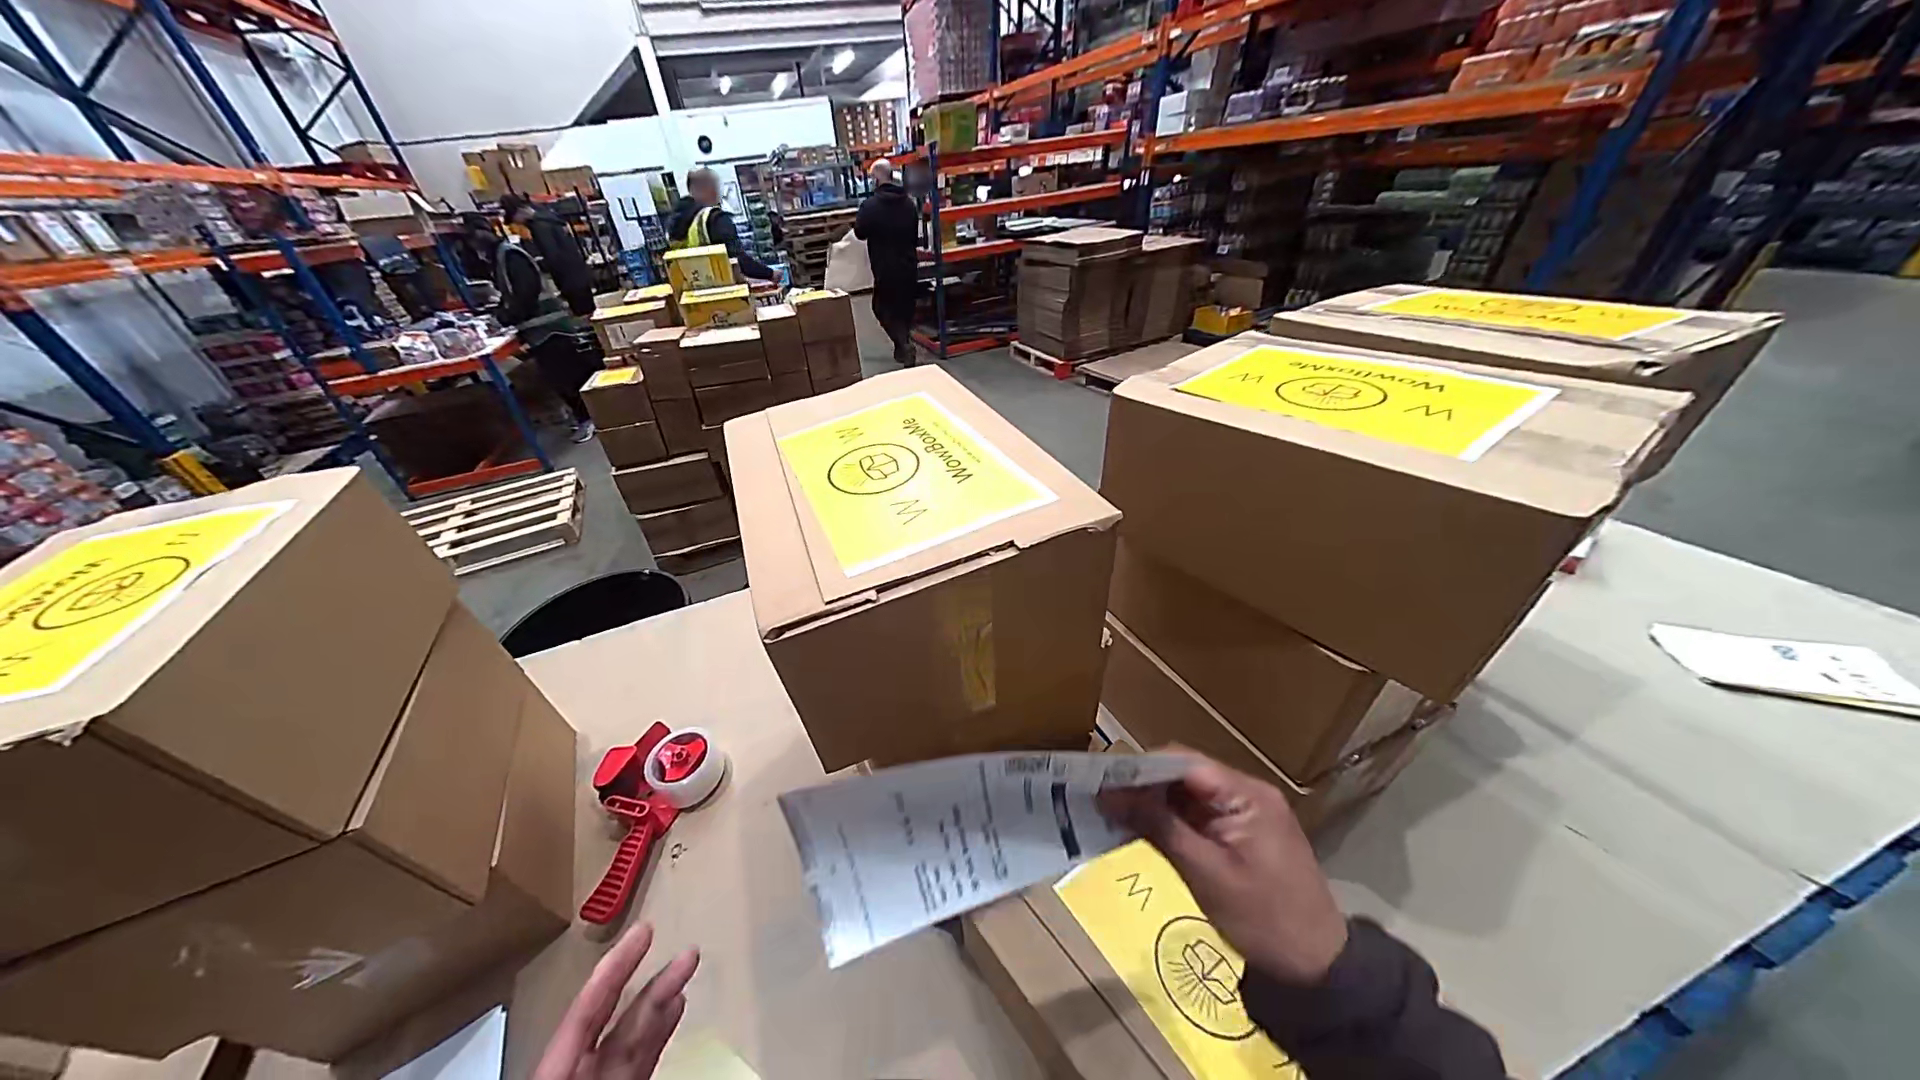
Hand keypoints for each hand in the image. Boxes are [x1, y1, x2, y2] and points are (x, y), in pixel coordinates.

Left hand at [533, 923, 699, 1079]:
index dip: (616, 966)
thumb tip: (610, 1028)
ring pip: (637, 1034)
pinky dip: (661, 1031)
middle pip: (618, 1015)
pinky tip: (676, 1005)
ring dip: (664, 998)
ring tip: (687, 963)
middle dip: (652, 978)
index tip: (645, 929)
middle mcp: (578, 1067)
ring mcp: (602, 1079)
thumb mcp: (558, 1079)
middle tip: (685, 946)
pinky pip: (643, 1058)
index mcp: (554, 1066)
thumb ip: (581, 1038)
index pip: (587, 1007)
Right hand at [1100, 751, 1347, 985]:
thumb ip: (1160, 827)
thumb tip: (1111, 795)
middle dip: (1144, 784)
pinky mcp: (1242, 830)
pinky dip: (1171, 819)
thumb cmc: (1265, 919)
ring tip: (1115, 812)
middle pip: (1184, 773)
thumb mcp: (1206, 873)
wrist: (1319, 968)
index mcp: (1247, 794)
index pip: (1184, 762)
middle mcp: (1248, 791)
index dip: (1141, 767)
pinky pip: (1199, 812)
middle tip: (1104, 799)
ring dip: (1155, 802)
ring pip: (1188, 792)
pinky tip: (1144, 829)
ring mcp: (1247, 810)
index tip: (1104, 781)